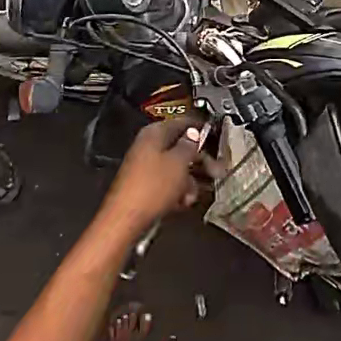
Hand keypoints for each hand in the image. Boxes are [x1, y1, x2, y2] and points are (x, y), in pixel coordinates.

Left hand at [100, 118, 206, 235]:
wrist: (127, 218)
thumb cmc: (151, 187)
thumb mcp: (178, 163)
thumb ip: (189, 146)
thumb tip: (194, 134)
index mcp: (153, 134)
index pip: (180, 123)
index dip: (198, 128)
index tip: (213, 134)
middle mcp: (147, 146)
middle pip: (180, 147)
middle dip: (198, 162)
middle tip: (214, 171)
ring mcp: (145, 166)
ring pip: (176, 168)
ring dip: (188, 182)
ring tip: (190, 195)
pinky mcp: (145, 186)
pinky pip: (167, 184)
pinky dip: (176, 192)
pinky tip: (181, 202)